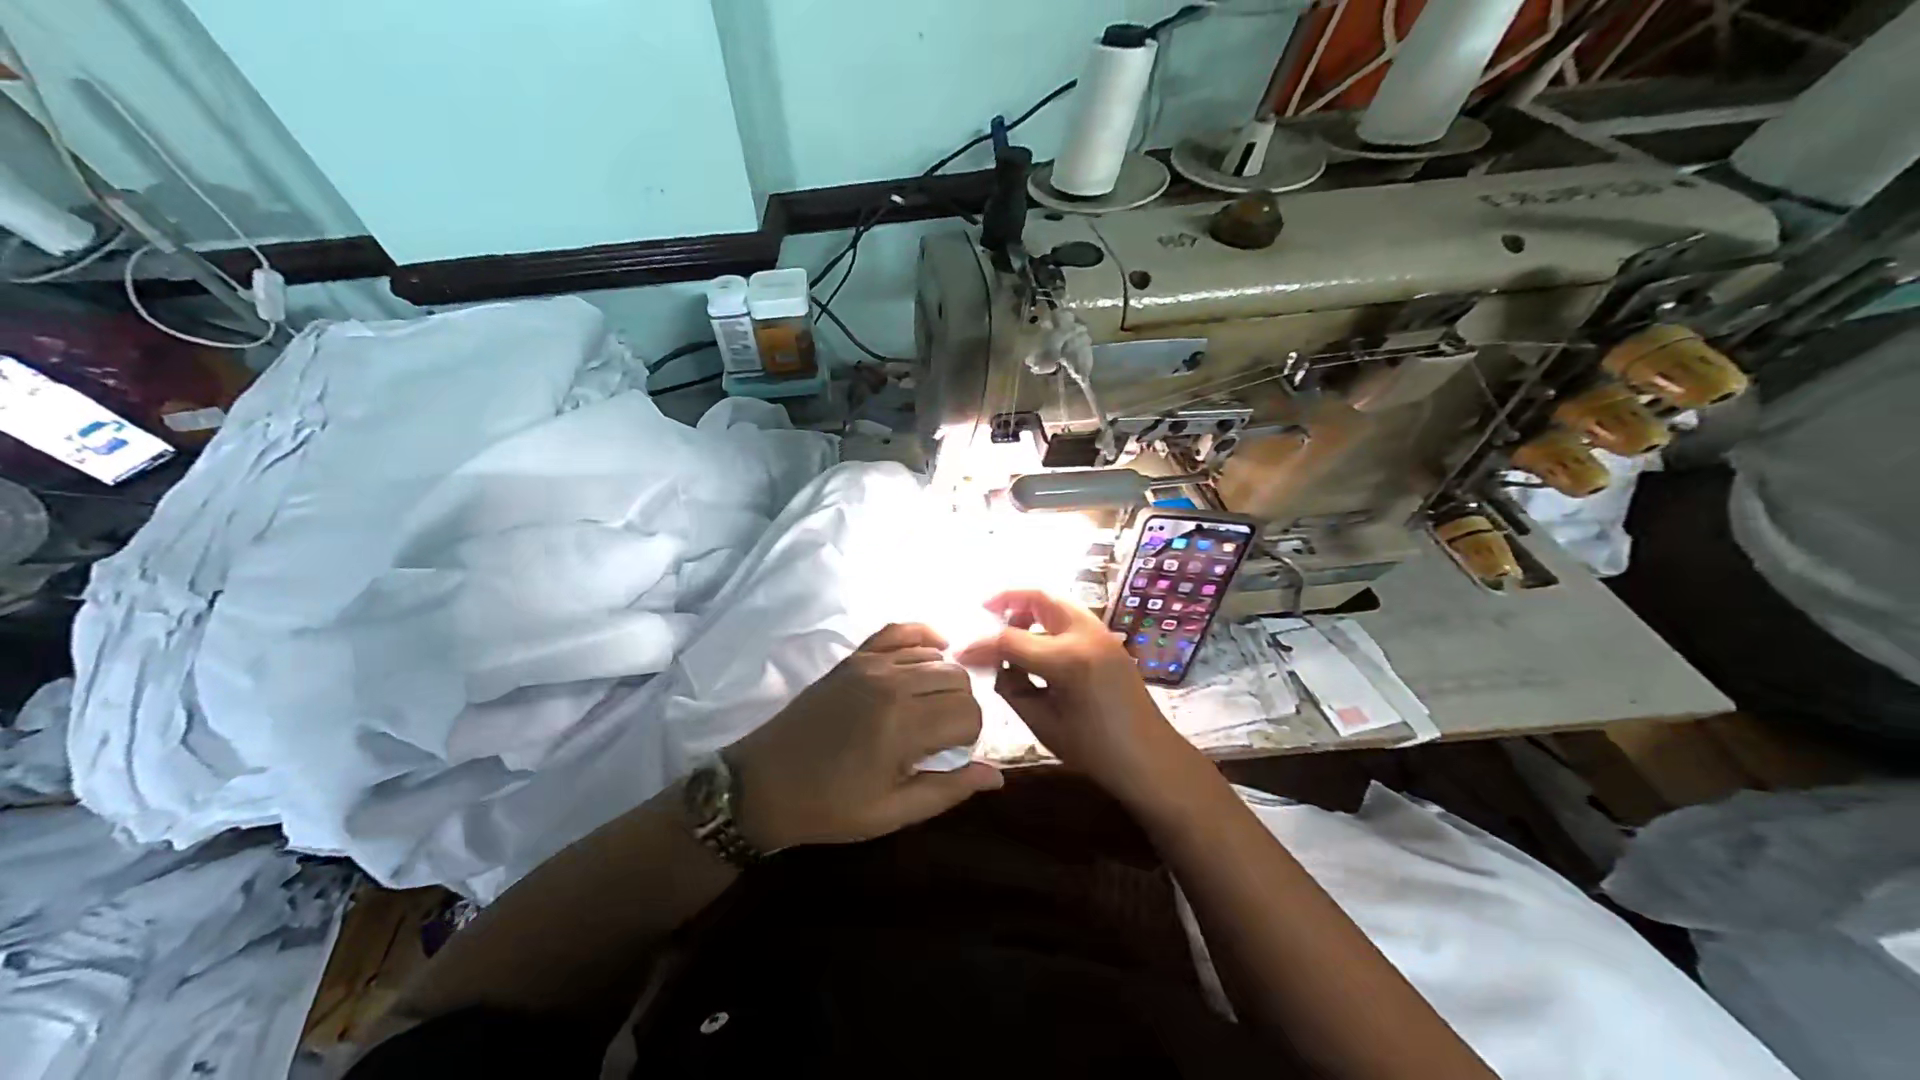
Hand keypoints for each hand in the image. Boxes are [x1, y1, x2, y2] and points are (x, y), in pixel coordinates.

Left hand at [726, 623, 1002, 849]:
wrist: (762, 785)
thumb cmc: (828, 807)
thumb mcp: (891, 813)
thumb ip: (947, 790)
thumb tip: (996, 777)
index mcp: (902, 726)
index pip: (969, 713)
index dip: (970, 737)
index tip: (951, 756)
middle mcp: (892, 684)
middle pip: (957, 679)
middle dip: (962, 708)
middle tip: (942, 737)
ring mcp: (870, 665)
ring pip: (935, 656)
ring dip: (944, 681)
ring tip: (930, 709)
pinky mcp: (853, 657)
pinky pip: (899, 631)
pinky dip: (923, 636)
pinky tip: (935, 649)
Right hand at [955, 590, 1208, 808]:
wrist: (1151, 759)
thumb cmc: (1095, 751)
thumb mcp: (1043, 722)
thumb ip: (1012, 687)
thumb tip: (991, 664)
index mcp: (1068, 660)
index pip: (1010, 640)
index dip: (981, 645)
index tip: (960, 652)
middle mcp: (1086, 635)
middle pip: (1039, 598)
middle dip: (1008, 599)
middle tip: (984, 610)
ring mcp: (1102, 633)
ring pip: (1057, 602)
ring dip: (1029, 607)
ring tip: (1008, 628)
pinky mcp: (1109, 640)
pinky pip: (1070, 616)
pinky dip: (1048, 619)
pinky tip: (1035, 642)